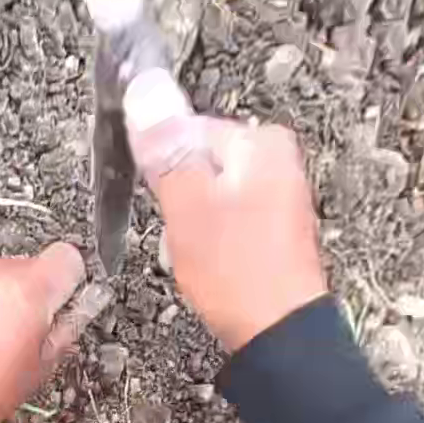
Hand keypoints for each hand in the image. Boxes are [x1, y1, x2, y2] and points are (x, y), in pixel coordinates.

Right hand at [131, 106, 327, 350]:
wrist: (278, 335)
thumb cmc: (239, 274)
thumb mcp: (188, 206)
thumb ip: (166, 148)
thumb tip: (145, 87)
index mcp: (261, 143)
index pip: (186, 133)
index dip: (165, 174)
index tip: (167, 206)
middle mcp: (277, 163)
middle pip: (197, 169)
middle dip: (181, 206)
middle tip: (188, 240)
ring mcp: (278, 200)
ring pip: (208, 203)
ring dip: (194, 231)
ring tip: (205, 260)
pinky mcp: (273, 234)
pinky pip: (226, 227)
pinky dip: (214, 247)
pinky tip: (216, 270)